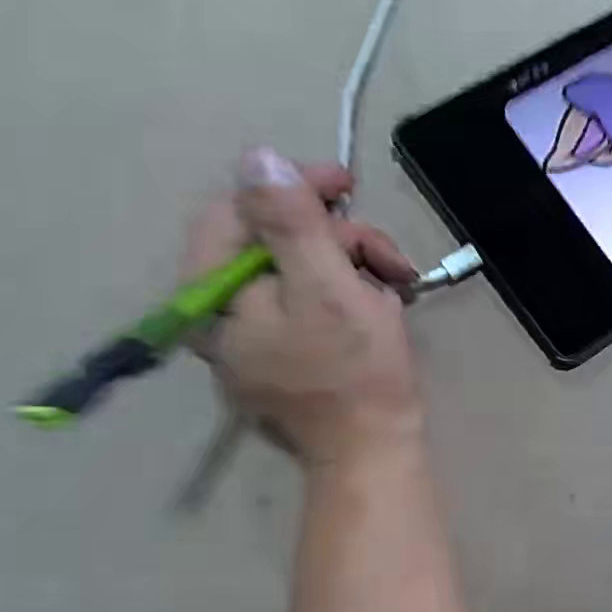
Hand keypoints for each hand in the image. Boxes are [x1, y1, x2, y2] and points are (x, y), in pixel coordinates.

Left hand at [185, 147, 422, 467]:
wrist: (371, 452)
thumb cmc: (355, 373)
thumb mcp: (329, 290)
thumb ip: (291, 224)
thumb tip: (259, 159)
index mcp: (216, 295)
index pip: (236, 210)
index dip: (292, 187)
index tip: (347, 186)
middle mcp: (220, 310)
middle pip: (272, 239)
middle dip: (338, 237)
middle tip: (389, 258)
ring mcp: (249, 334)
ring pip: (297, 266)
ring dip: (352, 263)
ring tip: (396, 287)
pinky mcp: (279, 351)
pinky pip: (307, 298)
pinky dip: (347, 291)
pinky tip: (380, 306)